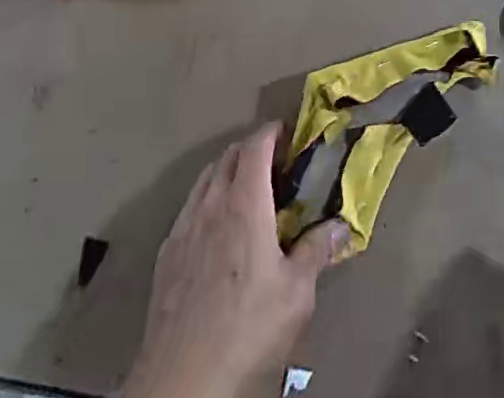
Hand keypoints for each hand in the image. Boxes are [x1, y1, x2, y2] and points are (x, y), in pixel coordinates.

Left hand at [123, 123, 348, 397]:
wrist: (180, 381)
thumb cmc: (247, 328)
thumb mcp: (297, 292)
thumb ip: (316, 251)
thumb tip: (337, 227)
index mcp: (244, 206)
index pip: (253, 148)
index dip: (271, 132)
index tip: (287, 130)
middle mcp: (209, 208)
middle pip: (226, 157)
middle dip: (251, 149)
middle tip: (276, 161)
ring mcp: (182, 232)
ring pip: (204, 181)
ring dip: (227, 171)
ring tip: (250, 189)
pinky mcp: (165, 258)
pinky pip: (189, 209)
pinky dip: (208, 200)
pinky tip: (220, 228)